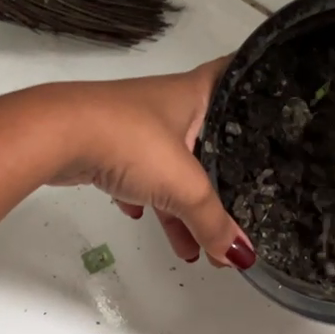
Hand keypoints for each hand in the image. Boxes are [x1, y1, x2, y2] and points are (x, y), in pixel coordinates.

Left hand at [50, 57, 255, 268]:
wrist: (56, 136)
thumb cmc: (131, 141)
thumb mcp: (184, 186)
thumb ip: (214, 223)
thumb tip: (241, 257)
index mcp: (195, 95)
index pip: (236, 76)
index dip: (257, 85)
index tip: (278, 104)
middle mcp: (167, 106)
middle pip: (207, 137)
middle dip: (223, 175)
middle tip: (244, 204)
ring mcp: (135, 127)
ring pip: (170, 167)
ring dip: (182, 206)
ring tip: (197, 249)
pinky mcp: (107, 147)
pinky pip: (137, 176)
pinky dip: (145, 199)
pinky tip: (144, 219)